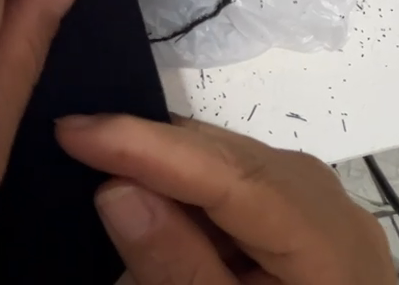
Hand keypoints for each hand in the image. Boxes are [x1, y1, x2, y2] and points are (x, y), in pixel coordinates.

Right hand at [56, 114, 394, 284]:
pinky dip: (183, 189)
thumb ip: (177, 269)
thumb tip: (114, 188)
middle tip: (70, 139)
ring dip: (160, 166)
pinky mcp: (297, 216)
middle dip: (145, 146)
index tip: (70, 128)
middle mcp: (326, 205)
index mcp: (328, 242)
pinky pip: (229, 180)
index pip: (227, 173)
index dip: (145, 145)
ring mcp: (315, 206)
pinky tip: (147, 195)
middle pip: (223, 155)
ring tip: (94, 158)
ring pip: (220, 159)